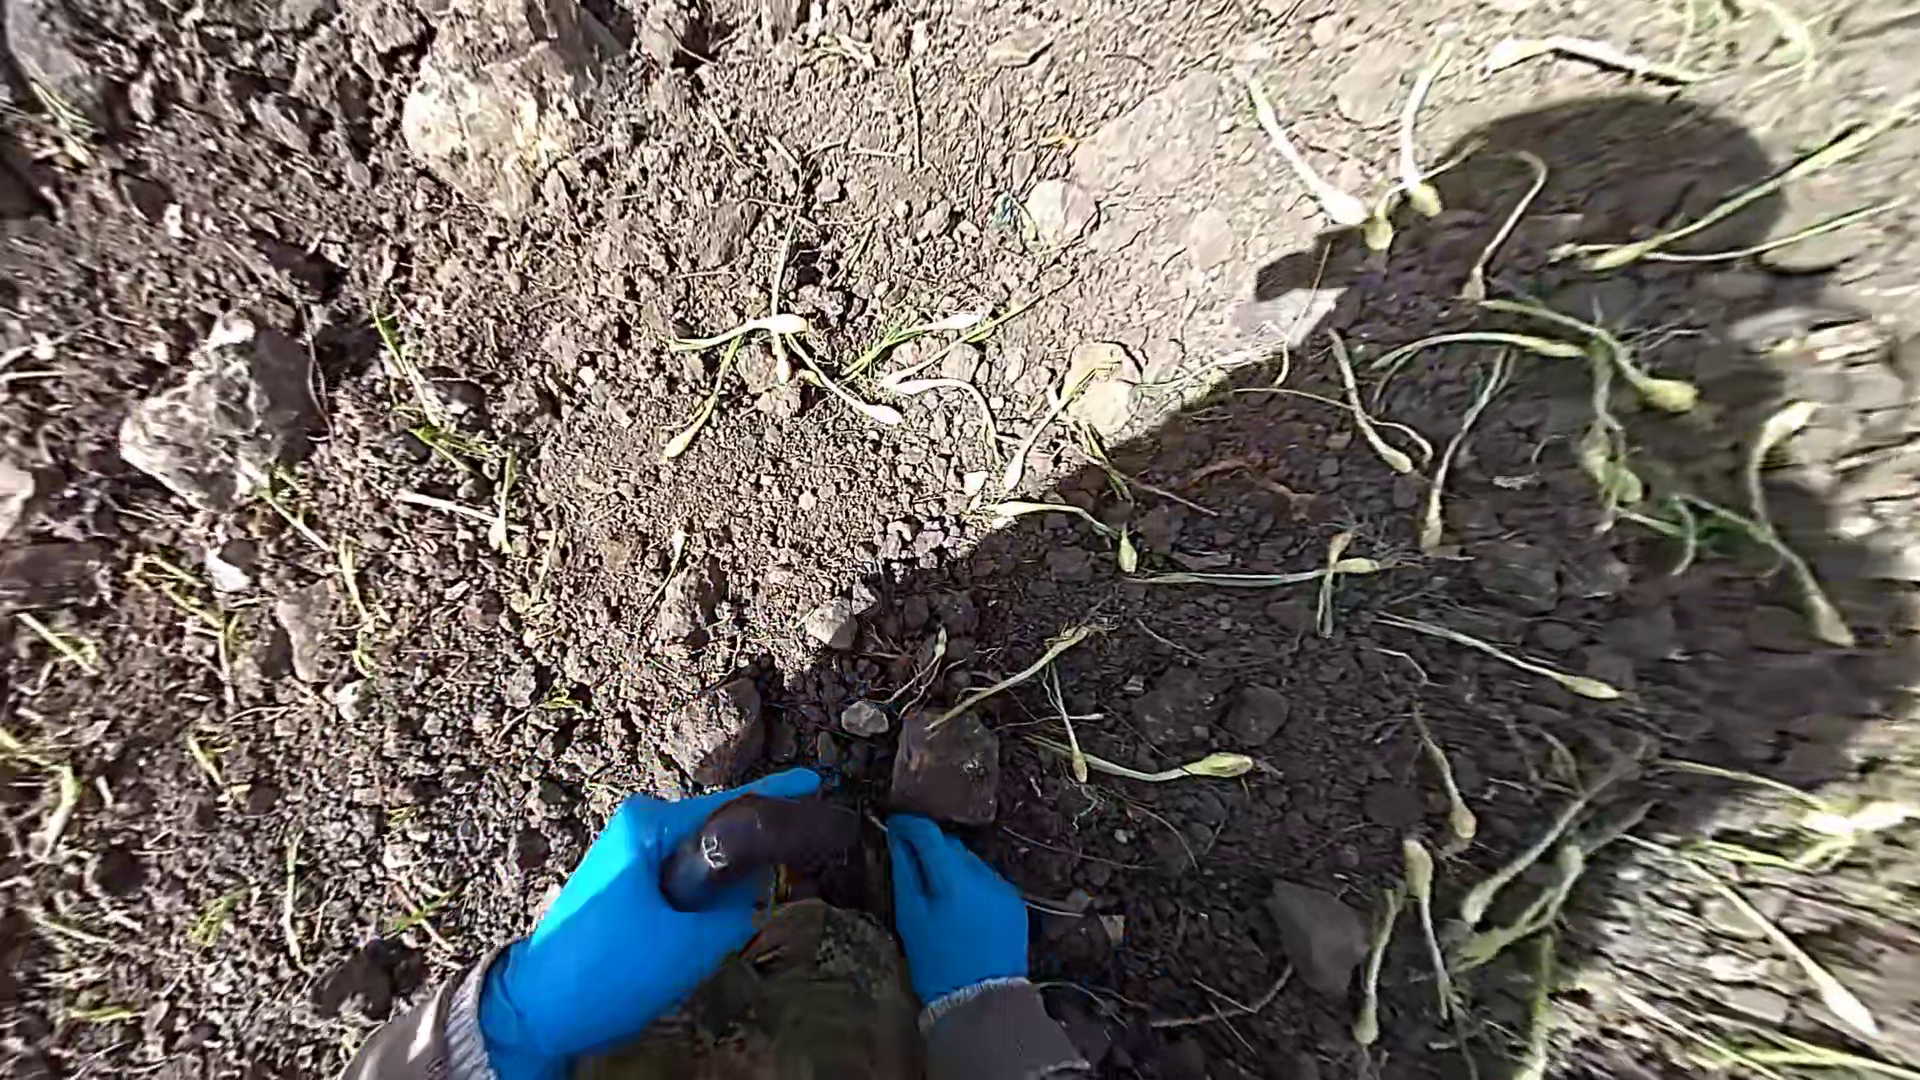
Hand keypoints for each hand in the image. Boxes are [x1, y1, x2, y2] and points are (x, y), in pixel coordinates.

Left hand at [479, 769, 822, 1079]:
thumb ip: (738, 909)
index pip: (729, 803)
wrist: (526, 1016)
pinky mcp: (625, 871)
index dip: (777, 793)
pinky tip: (724, 901)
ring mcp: (629, 846)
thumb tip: (762, 886)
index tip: (815, 780)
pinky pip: (681, 866)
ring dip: (728, 868)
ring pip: (700, 848)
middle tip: (797, 846)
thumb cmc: (604, 972)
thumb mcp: (687, 945)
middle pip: (717, 824)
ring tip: (761, 884)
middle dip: (755, 839)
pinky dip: (706, 882)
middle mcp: (639, 823)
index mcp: (649, 825)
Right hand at [886, 813, 1028, 1004]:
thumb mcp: (912, 921)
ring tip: (941, 895)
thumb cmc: (938, 966)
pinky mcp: (1014, 901)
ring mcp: (1002, 887)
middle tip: (914, 864)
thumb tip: (899, 840)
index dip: (911, 824)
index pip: (931, 834)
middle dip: (932, 850)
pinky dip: (972, 885)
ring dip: (953, 868)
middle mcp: (982, 876)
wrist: (984, 1007)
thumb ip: (905, 874)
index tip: (898, 822)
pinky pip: (987, 880)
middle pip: (951, 846)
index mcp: (954, 881)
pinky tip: (963, 909)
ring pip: (970, 862)